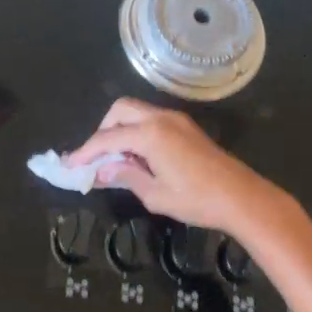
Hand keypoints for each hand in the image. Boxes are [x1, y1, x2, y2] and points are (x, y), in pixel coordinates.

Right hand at [67, 98, 289, 235]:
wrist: (242, 198)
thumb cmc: (197, 200)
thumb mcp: (154, 195)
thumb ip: (125, 177)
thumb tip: (100, 172)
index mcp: (150, 134)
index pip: (107, 138)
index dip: (85, 152)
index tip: (69, 165)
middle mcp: (161, 118)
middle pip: (119, 111)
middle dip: (102, 131)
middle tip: (96, 159)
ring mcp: (176, 120)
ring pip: (136, 112)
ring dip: (120, 130)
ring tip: (116, 161)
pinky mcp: (186, 128)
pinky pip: (151, 120)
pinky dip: (137, 132)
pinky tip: (138, 158)